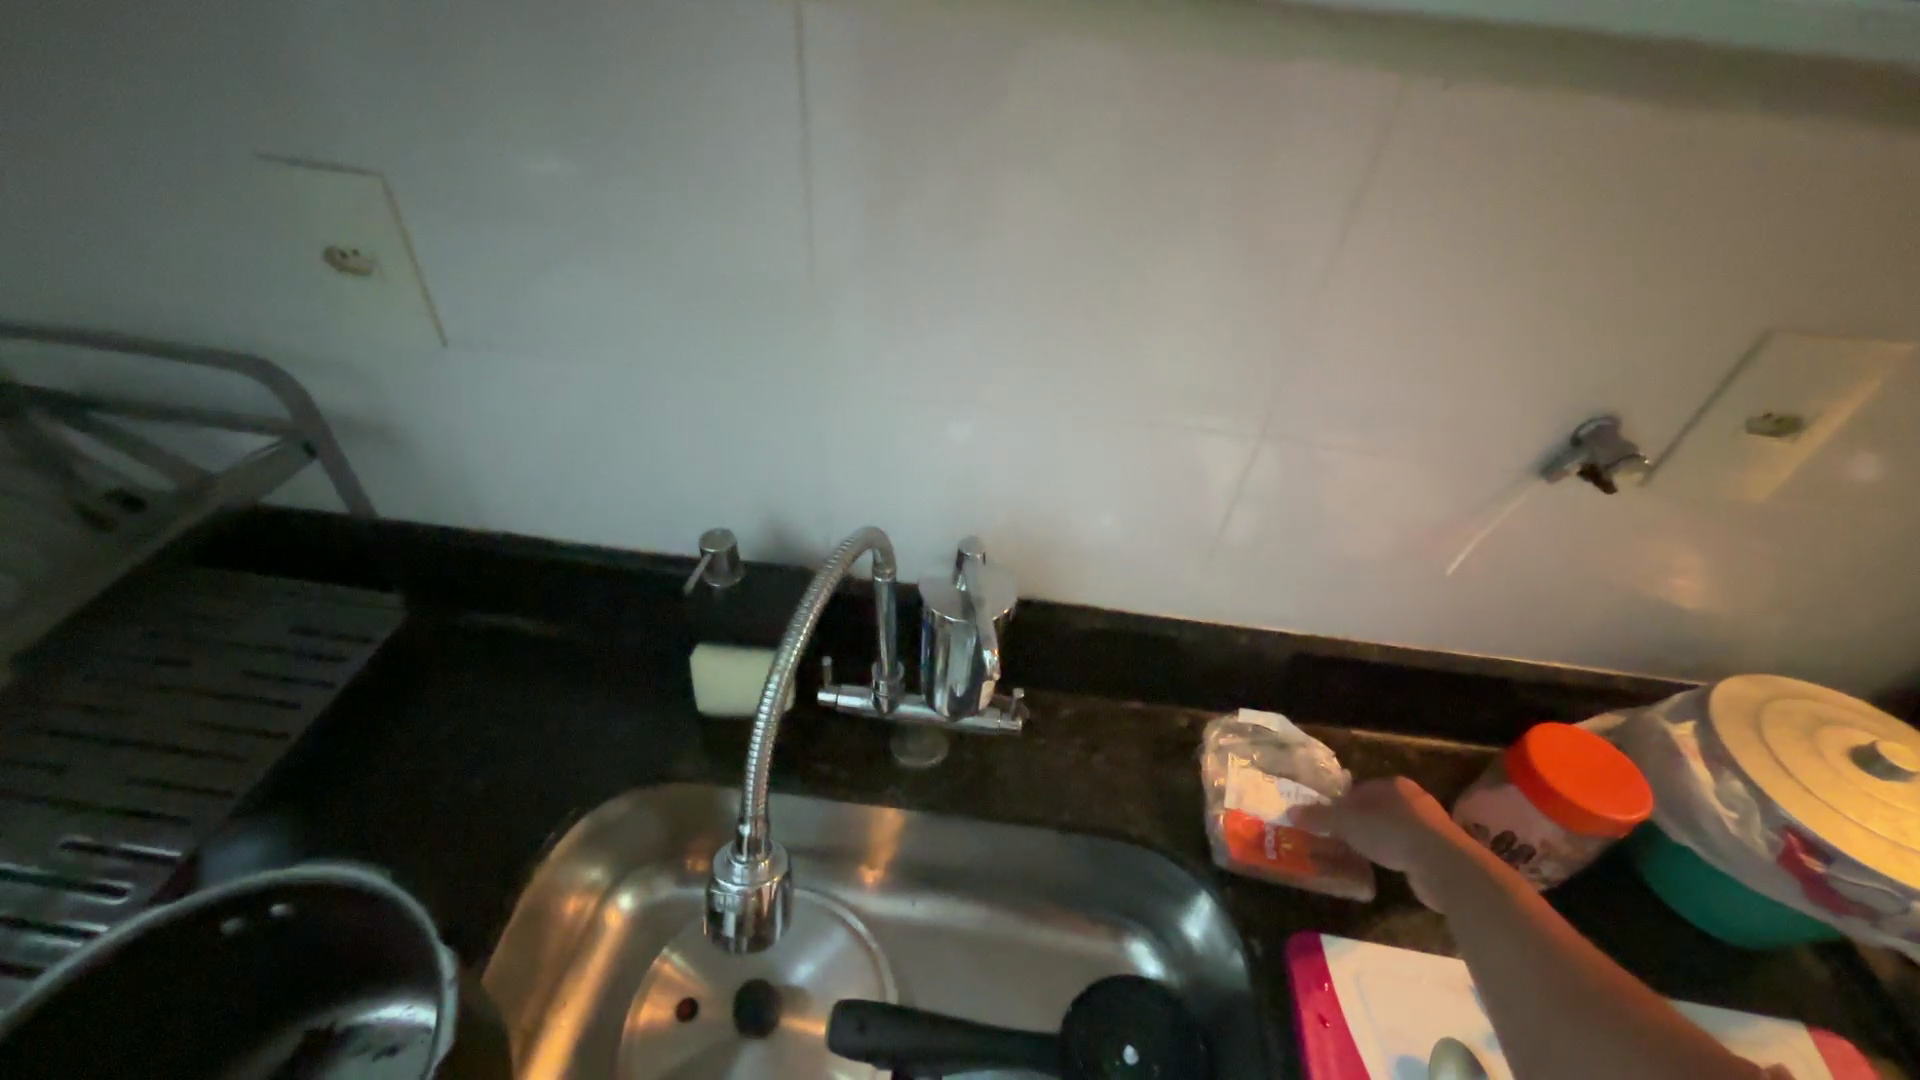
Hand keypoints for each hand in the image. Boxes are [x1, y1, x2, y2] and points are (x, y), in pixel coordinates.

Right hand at [1302, 777, 1477, 910]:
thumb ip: (1320, 816)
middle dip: (1360, 822)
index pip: (1360, 789)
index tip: (1329, 820)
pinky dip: (1396, 855)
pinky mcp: (1440, 850)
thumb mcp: (1347, 822)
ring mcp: (1430, 825)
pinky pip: (1408, 848)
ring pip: (1394, 828)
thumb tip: (1291, 812)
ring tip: (1359, 854)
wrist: (1443, 863)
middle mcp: (1414, 799)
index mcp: (1393, 785)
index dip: (1342, 804)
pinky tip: (1385, 866)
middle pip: (1378, 808)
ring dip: (1379, 840)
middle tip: (1340, 837)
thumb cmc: (1391, 832)